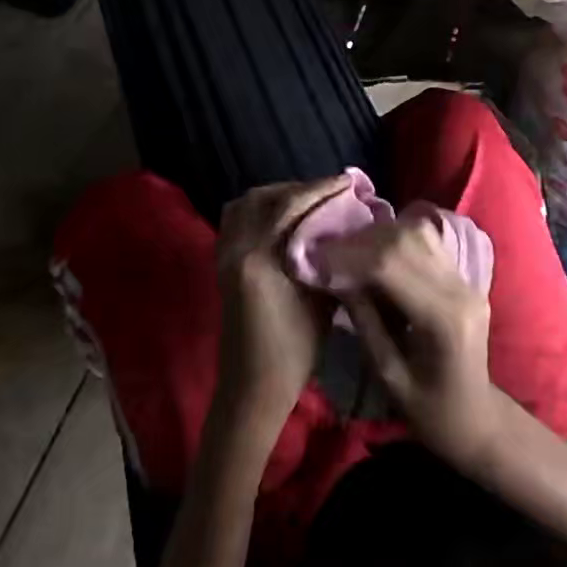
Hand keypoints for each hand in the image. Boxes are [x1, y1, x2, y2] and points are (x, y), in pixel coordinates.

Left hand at [213, 175, 351, 417]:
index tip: (345, 181)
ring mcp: (223, 252)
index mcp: (258, 257)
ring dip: (275, 196)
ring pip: (245, 204)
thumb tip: (345, 227)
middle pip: (263, 197)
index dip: (319, 188)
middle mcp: (235, 247)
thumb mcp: (321, 303)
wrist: (253, 384)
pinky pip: (236, 218)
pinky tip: (282, 220)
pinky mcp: (221, 260)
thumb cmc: (294, 351)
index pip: (288, 205)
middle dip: (298, 189)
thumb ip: (328, 258)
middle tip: (328, 192)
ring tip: (306, 201)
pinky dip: (258, 209)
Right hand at [321, 216, 507, 471]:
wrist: (476, 420)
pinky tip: (372, 250)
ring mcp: (466, 280)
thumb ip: (363, 319)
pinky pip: (426, 240)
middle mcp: (461, 290)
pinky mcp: (463, 276)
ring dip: (375, 234)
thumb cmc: (429, 411)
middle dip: (358, 241)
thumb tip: (331, 275)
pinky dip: (393, 236)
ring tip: (346, 249)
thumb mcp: (386, 374)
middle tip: (325, 251)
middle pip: (404, 240)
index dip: (348, 256)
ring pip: (416, 232)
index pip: (390, 266)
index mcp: (444, 320)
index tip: (314, 259)